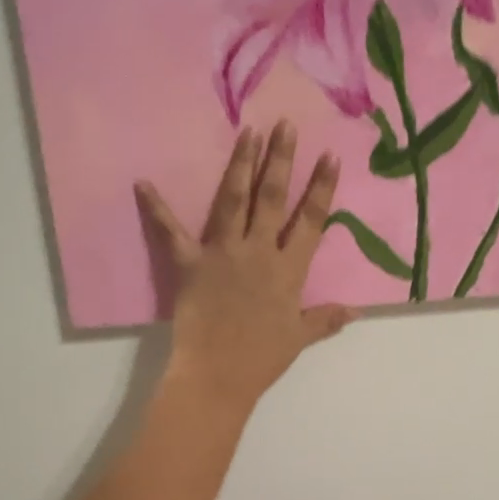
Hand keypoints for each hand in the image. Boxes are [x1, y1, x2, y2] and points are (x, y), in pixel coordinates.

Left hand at [137, 120, 356, 414]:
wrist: (218, 375)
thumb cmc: (261, 359)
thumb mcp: (298, 338)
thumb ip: (325, 319)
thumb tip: (356, 310)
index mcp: (288, 270)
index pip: (311, 220)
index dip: (321, 187)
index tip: (329, 156)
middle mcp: (259, 252)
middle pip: (273, 198)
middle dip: (281, 159)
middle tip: (283, 124)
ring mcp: (223, 254)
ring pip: (234, 200)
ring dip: (241, 164)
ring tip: (247, 132)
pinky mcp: (190, 264)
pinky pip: (171, 232)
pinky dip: (156, 208)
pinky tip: (142, 183)